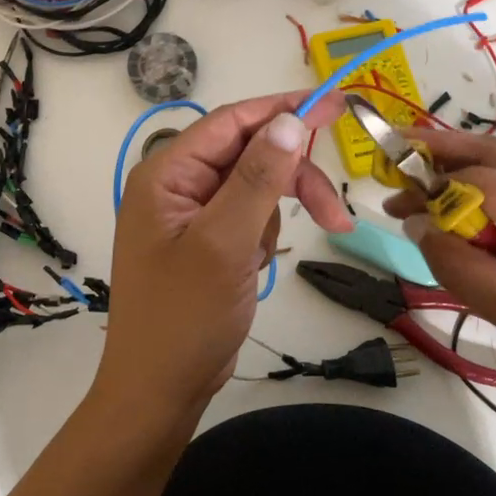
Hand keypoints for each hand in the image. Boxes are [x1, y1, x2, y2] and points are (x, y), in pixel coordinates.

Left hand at [96, 92, 352, 419]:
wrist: (159, 390)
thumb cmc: (183, 317)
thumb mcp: (224, 244)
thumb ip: (257, 179)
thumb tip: (289, 120)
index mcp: (166, 174)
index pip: (230, 122)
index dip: (282, 110)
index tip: (336, 105)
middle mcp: (175, 185)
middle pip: (248, 155)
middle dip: (291, 179)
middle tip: (336, 214)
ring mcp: (191, 215)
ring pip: (255, 187)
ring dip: (276, 215)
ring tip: (261, 260)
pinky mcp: (207, 241)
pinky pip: (249, 218)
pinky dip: (263, 237)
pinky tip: (252, 269)